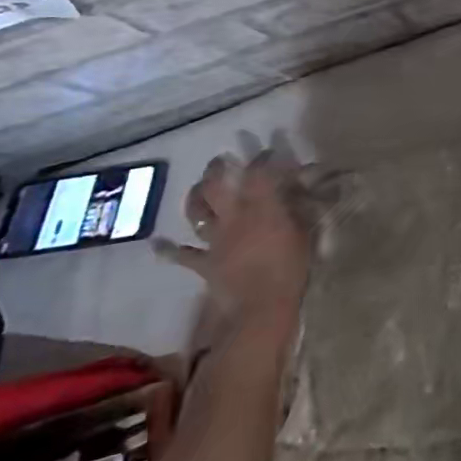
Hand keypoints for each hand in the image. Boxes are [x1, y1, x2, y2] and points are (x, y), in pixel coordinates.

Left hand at [157, 150, 312, 319]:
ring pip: (196, 212)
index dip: (261, 159)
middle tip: (219, 160)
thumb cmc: (290, 266)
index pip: (258, 173)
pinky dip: (167, 249)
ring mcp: (215, 240)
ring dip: (194, 197)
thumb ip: (300, 206)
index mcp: (260, 206)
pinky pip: (182, 256)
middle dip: (216, 169)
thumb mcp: (304, 230)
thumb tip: (301, 187)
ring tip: (197, 187)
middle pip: (216, 186)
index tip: (268, 153)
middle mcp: (232, 216)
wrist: (262, 308)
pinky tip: (156, 243)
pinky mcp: (204, 263)